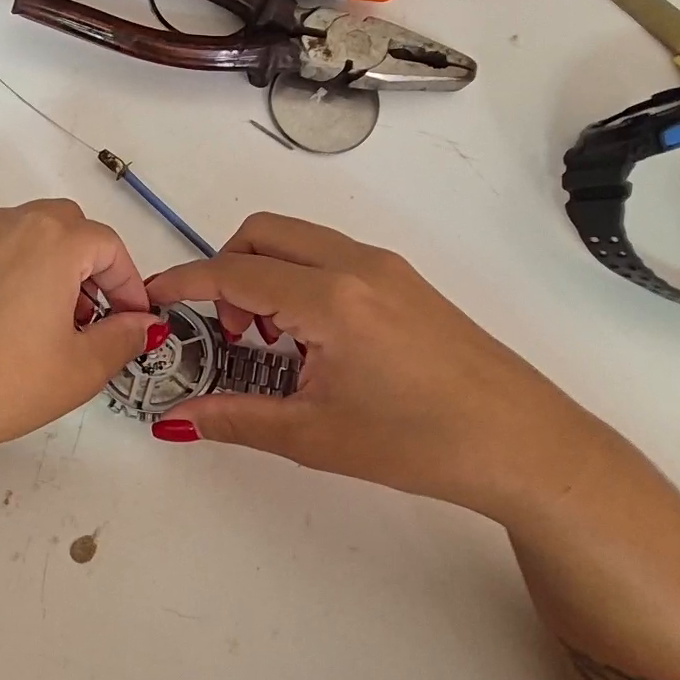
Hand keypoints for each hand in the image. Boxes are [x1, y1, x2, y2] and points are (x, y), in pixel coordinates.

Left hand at [0, 200, 163, 472]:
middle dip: (86, 263)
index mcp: (51, 241)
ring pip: (18, 233)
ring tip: (40, 319)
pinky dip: (1, 269)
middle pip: (62, 225)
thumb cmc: (1, 387)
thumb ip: (123, 338)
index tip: (130, 317)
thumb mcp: (80, 370)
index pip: (107, 245)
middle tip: (86, 315)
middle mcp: (5, 225)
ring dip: (42, 263)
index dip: (127, 282)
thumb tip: (141, 323)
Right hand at [145, 213, 628, 522]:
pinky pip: (328, 256)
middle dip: (224, 269)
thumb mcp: (311, 436)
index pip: (233, 272)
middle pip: (262, 233)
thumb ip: (231, 419)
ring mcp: (386, 269)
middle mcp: (357, 267)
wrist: (528, 447)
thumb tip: (172, 421)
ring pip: (297, 240)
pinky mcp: (404, 282)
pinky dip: (295, 279)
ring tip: (268, 339)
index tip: (151, 299)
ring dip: (262, 273)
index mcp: (331, 300)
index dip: (182, 282)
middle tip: (226, 328)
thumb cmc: (417, 443)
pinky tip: (308, 339)